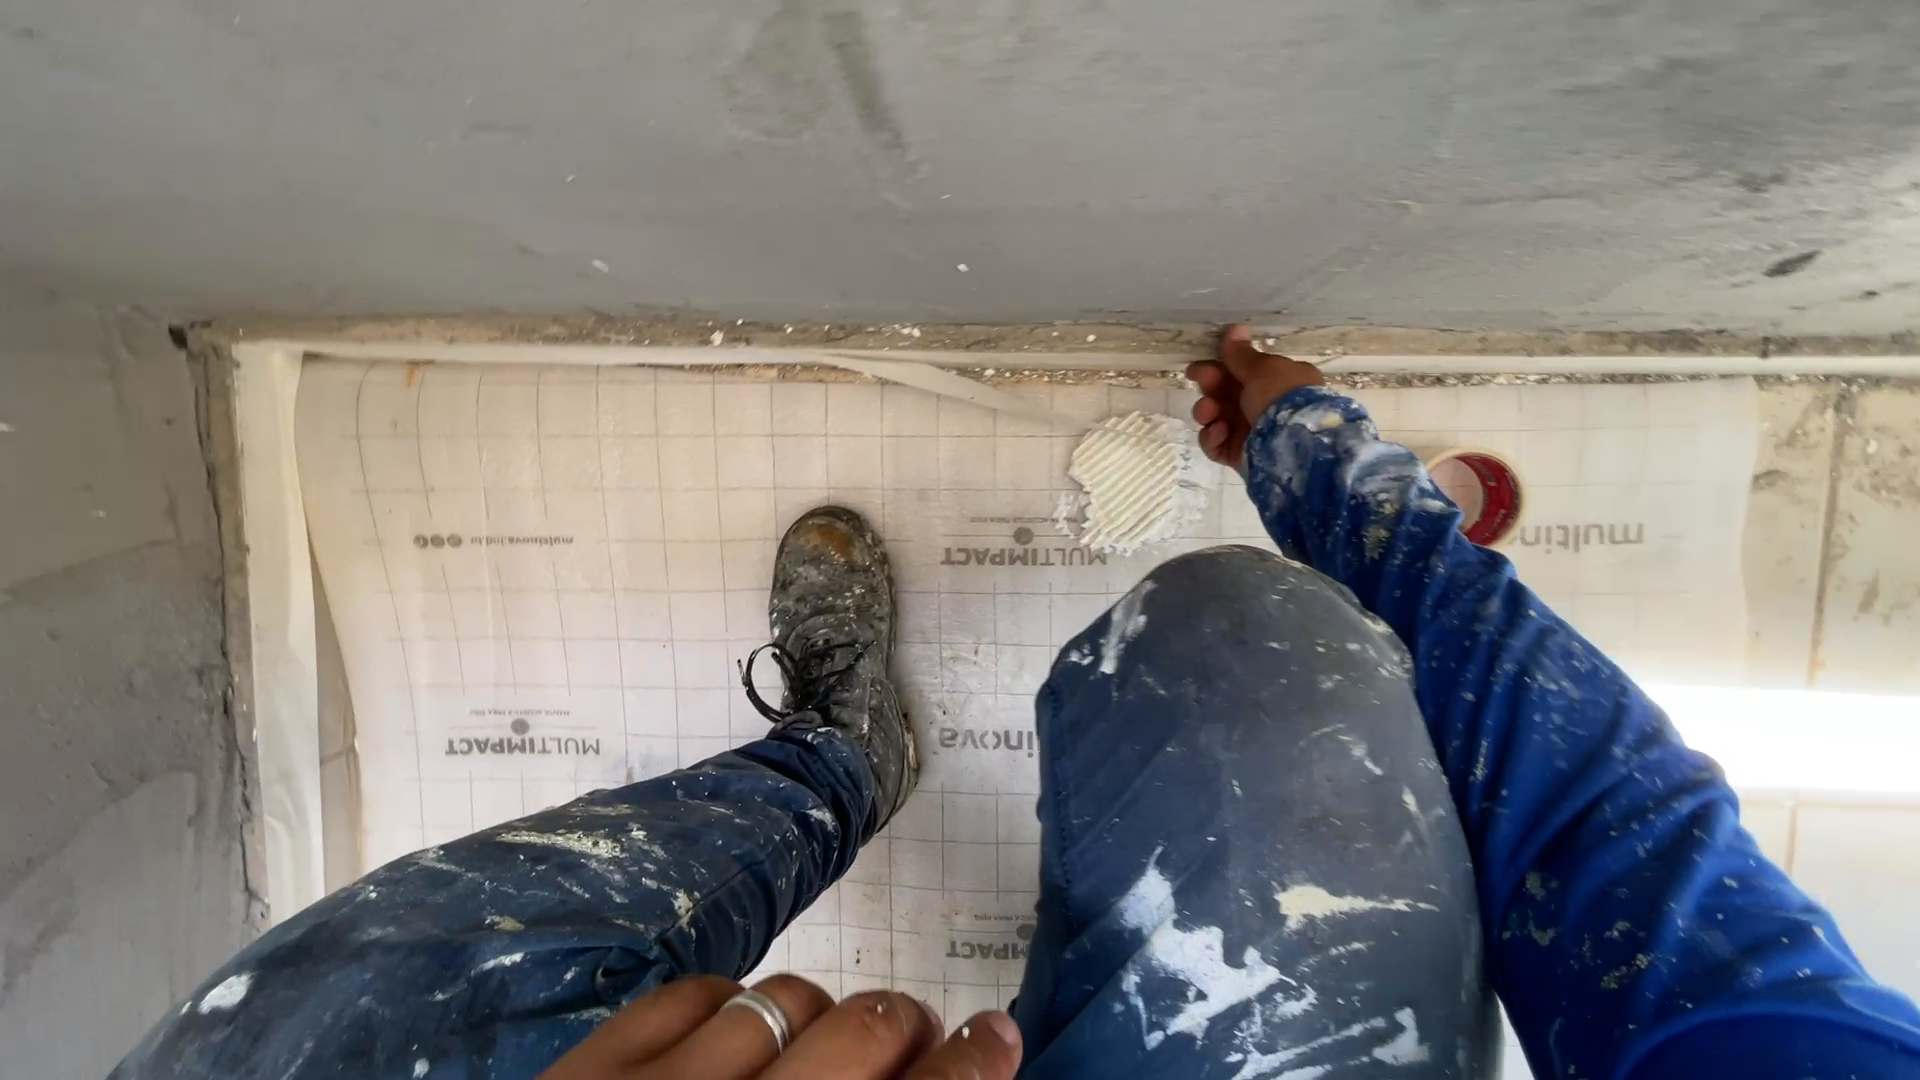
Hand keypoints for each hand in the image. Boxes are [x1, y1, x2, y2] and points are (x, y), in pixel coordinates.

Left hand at [539, 974, 1021, 1079]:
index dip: (970, 1067)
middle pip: (863, 1034)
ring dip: (827, 1015)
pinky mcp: (583, 1074)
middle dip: (911, 1027)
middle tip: (920, 1039)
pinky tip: (738, 1038)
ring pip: (785, 1000)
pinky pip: (693, 993)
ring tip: (828, 1043)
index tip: (999, 1037)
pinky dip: (734, 1005)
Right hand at [1187, 324, 1325, 468]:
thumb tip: (1234, 328)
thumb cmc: (1282, 398)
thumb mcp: (1263, 369)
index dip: (1219, 367)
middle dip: (1210, 386)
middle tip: (1200, 380)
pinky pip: (1215, 444)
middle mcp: (1263, 406)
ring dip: (1206, 411)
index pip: (1241, 373)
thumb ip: (1241, 354)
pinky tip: (1220, 432)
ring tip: (1209, 412)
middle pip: (1225, 394)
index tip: (1201, 364)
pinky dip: (1212, 437)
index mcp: (1276, 383)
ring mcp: (1250, 433)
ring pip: (1216, 418)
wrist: (1293, 444)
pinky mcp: (1238, 455)